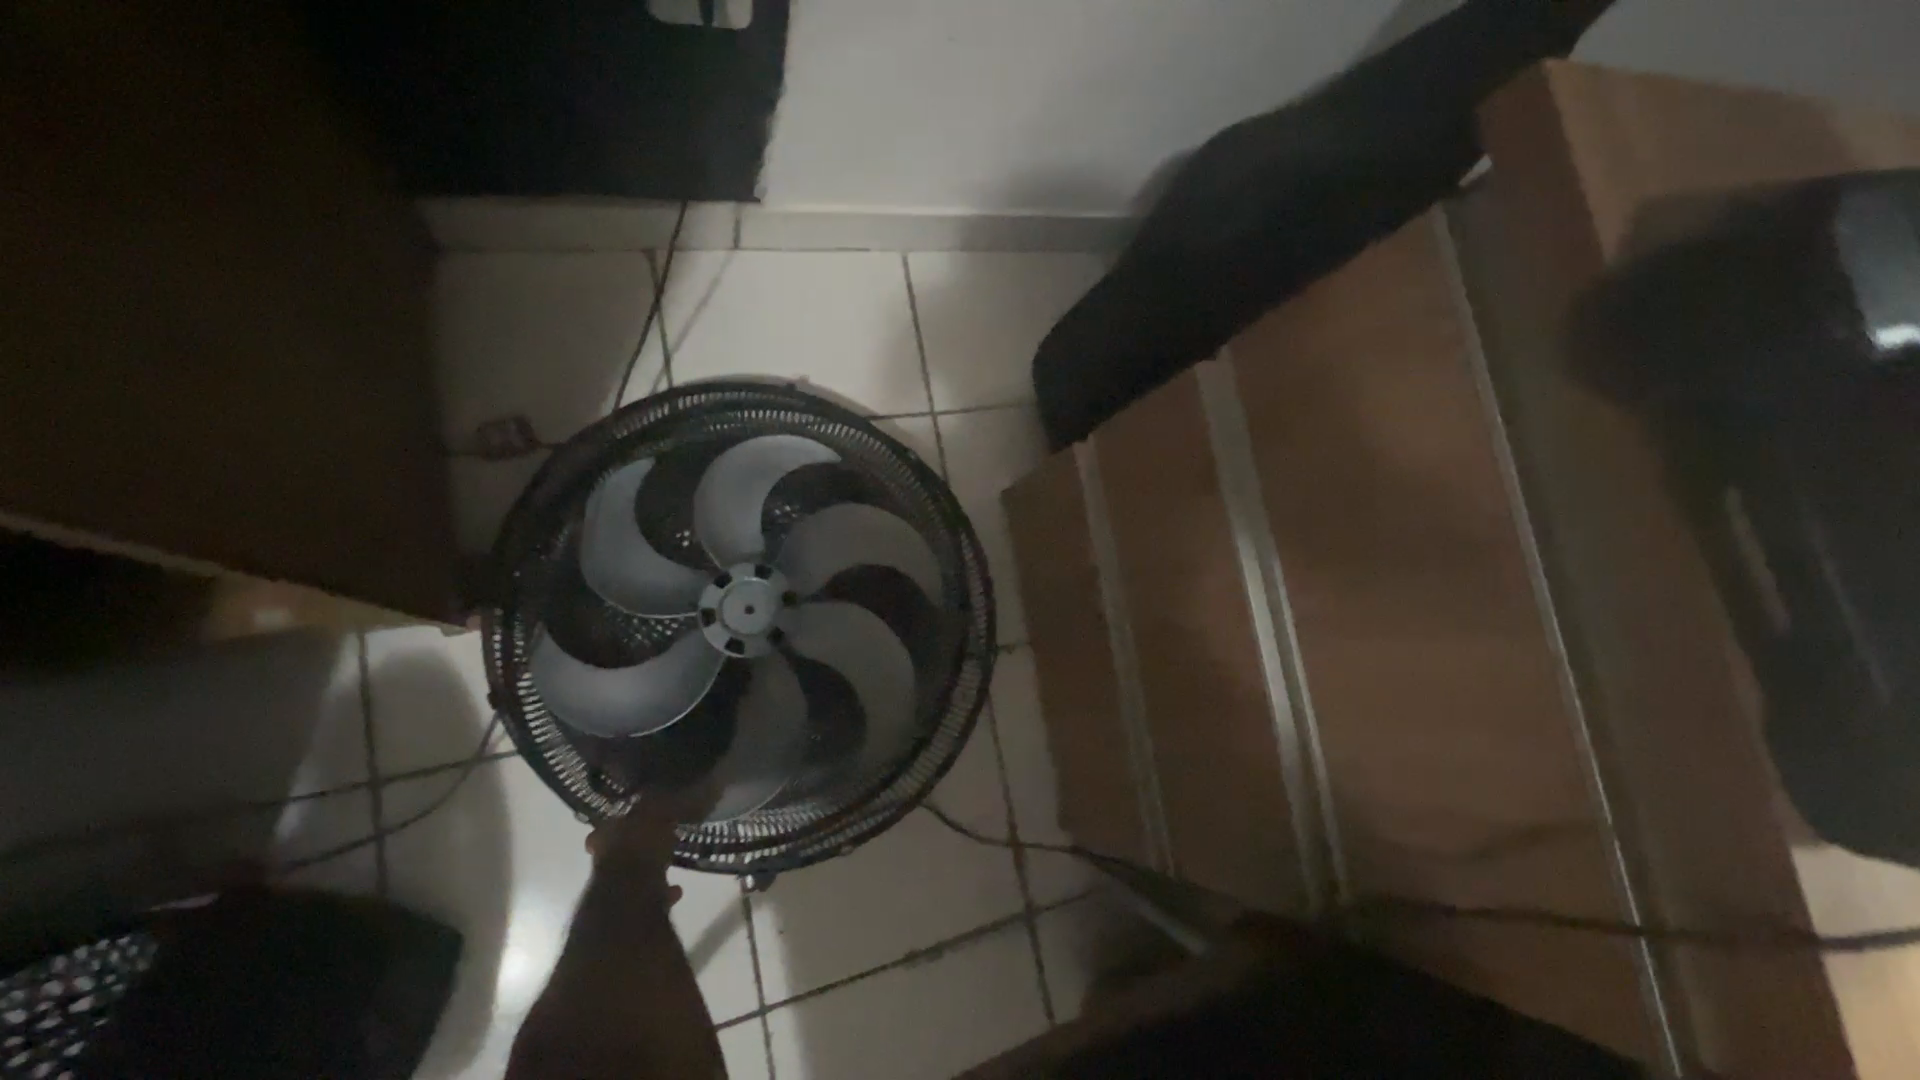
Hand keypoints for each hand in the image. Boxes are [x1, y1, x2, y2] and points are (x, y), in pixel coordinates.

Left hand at [582, 783, 717, 902]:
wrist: (632, 900)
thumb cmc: (641, 849)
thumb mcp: (653, 815)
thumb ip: (656, 802)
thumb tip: (660, 788)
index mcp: (604, 836)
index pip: (609, 823)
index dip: (624, 819)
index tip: (640, 816)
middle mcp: (602, 861)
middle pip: (620, 849)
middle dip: (639, 845)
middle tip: (661, 839)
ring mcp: (612, 888)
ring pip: (633, 872)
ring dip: (650, 868)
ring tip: (671, 864)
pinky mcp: (625, 910)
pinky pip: (646, 895)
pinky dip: (660, 891)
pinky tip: (676, 889)